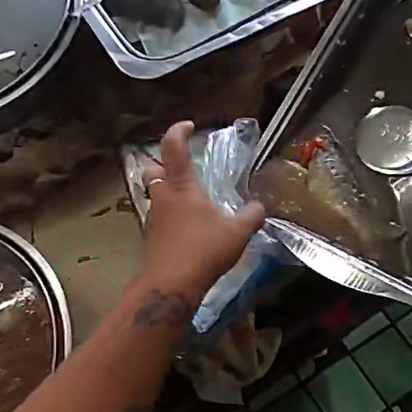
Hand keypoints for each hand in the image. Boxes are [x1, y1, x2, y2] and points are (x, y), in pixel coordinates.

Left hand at [139, 120, 267, 298]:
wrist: (171, 284)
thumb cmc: (204, 250)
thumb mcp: (238, 232)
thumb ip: (252, 216)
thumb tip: (260, 207)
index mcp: (182, 187)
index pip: (173, 147)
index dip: (179, 131)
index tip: (189, 126)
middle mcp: (163, 197)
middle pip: (152, 169)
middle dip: (163, 164)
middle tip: (182, 170)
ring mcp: (154, 218)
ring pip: (154, 195)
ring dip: (167, 193)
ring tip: (190, 203)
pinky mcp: (152, 238)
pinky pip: (159, 218)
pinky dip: (170, 217)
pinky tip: (187, 229)